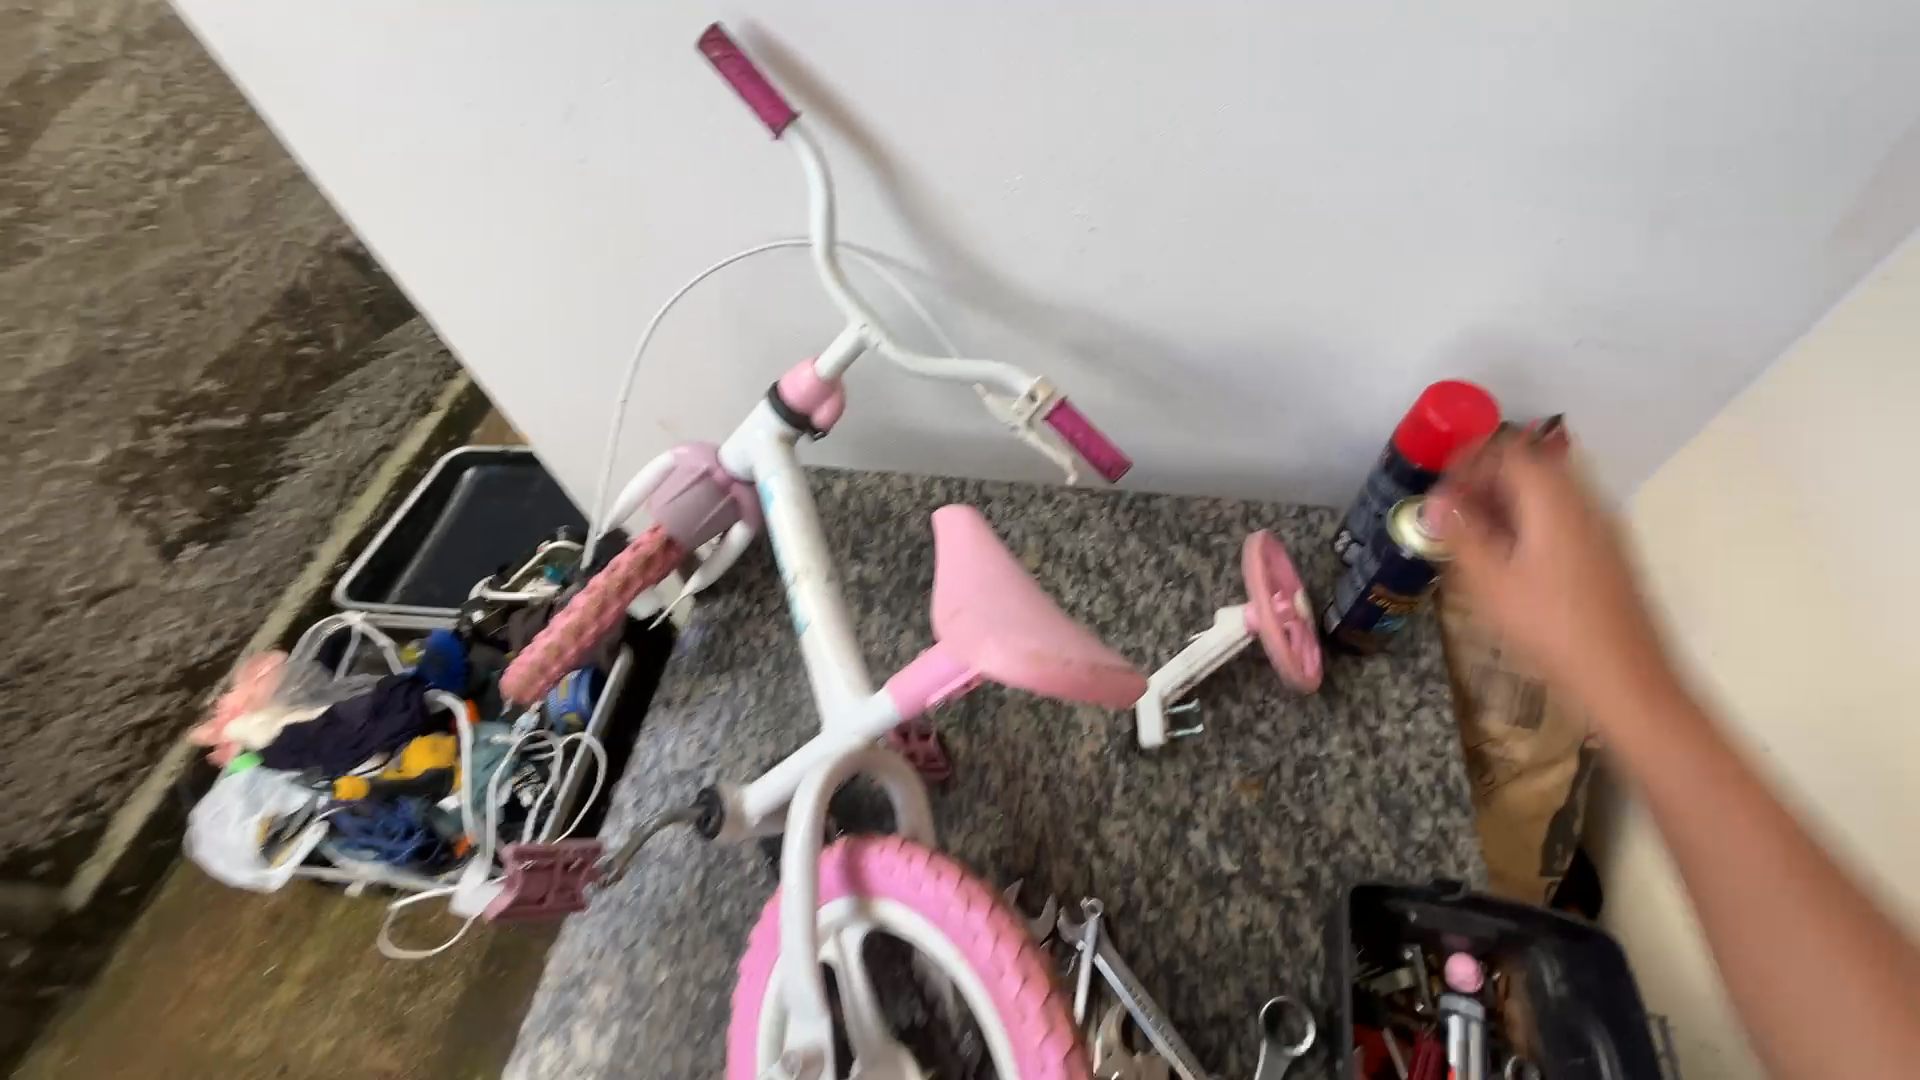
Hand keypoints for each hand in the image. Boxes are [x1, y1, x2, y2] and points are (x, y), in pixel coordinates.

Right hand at [1432, 430, 1679, 715]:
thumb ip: (1460, 533)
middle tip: (1451, 510)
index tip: (1441, 485)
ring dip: (1506, 502)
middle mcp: (1587, 505)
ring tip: (1471, 534)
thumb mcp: (1489, 580)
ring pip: (1549, 493)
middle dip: (1487, 480)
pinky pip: (1562, 516)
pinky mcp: (1607, 553)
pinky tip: (1506, 556)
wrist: (1623, 677)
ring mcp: (1603, 528)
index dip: (1472, 459)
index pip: (1512, 452)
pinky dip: (1528, 520)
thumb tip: (1436, 500)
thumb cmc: (1548, 626)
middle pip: (1534, 467)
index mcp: (1557, 503)